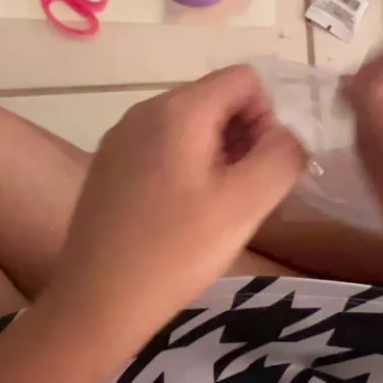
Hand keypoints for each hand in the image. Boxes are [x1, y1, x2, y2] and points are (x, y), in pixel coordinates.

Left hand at [41, 65, 307, 328]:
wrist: (96, 303)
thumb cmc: (175, 253)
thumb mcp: (245, 205)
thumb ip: (281, 157)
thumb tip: (286, 137)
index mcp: (177, 110)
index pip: (244, 79)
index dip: (266, 118)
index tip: (257, 170)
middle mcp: (143, 110)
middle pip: (215, 99)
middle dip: (241, 138)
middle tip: (239, 196)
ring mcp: (120, 137)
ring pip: (189, 125)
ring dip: (215, 157)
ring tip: (210, 210)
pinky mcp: (108, 166)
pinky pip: (162, 147)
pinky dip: (184, 169)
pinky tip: (179, 216)